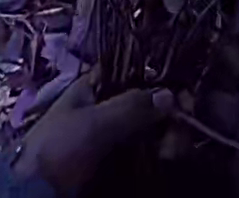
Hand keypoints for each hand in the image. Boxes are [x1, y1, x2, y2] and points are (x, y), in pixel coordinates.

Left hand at [13, 74, 173, 196]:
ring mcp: (110, 139)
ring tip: (173, 149)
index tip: (181, 91)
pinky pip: (145, 154)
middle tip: (182, 124)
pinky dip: (159, 155)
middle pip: (148, 100)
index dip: (159, 76)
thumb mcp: (93, 124)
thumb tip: (171, 94)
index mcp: (94, 87)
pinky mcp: (115, 167)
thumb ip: (132, 106)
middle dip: (169, 111)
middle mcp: (105, 108)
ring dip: (168, 134)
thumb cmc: (56, 152)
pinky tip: (168, 158)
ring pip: (150, 128)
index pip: (134, 70)